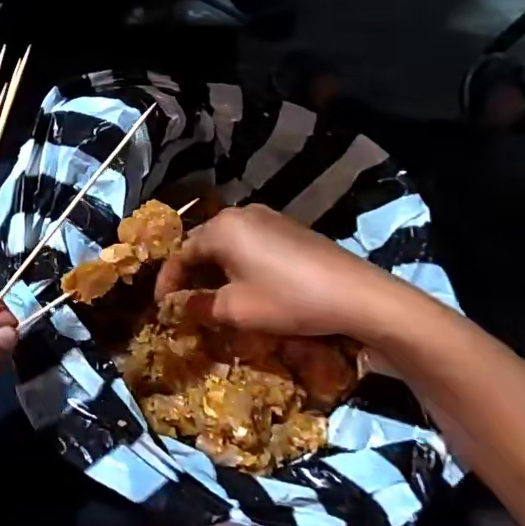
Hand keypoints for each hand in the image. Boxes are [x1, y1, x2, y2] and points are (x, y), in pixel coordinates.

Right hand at [151, 205, 431, 343]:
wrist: (362, 297)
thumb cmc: (290, 300)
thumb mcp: (236, 311)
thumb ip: (197, 306)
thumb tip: (175, 308)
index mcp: (220, 229)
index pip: (180, 254)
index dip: (167, 283)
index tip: (162, 308)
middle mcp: (239, 214)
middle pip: (201, 245)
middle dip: (191, 275)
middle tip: (185, 303)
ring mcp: (267, 218)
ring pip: (226, 244)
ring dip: (215, 270)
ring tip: (213, 297)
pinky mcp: (289, 228)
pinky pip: (250, 243)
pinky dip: (239, 264)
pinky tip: (246, 286)